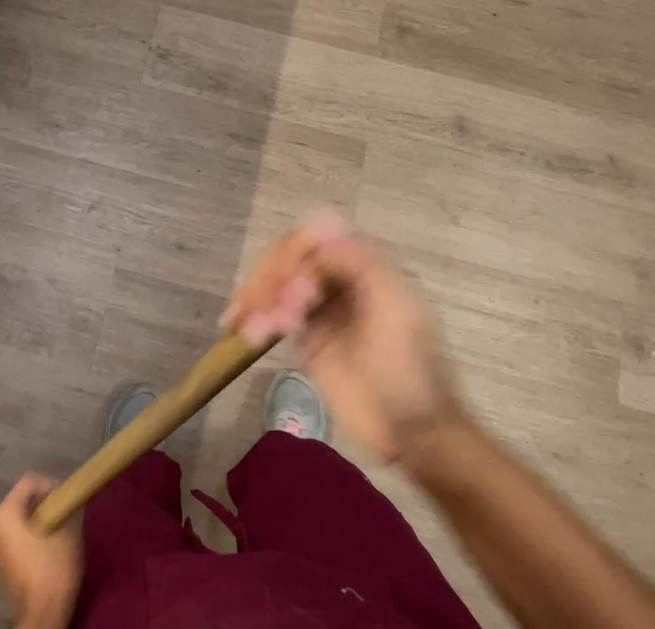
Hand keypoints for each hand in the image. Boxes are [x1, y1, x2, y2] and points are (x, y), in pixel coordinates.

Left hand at [0, 473, 81, 628]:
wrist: (42, 611)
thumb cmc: (54, 568)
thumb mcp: (69, 532)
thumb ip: (69, 507)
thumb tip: (71, 497)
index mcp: (7, 513)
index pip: (29, 481)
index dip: (50, 484)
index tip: (66, 498)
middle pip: (21, 497)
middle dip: (43, 500)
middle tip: (63, 510)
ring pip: (17, 515)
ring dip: (37, 515)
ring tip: (57, 525)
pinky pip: (14, 531)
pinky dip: (29, 529)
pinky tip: (45, 540)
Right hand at [225, 213, 466, 467]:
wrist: (409, 431)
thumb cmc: (409, 368)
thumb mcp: (395, 309)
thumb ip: (360, 263)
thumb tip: (320, 224)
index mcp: (366, 267)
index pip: (318, 237)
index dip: (296, 251)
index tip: (286, 277)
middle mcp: (340, 280)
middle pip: (290, 257)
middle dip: (271, 277)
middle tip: (266, 308)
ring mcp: (322, 308)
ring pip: (275, 283)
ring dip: (258, 298)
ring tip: (252, 329)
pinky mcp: (307, 336)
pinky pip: (273, 313)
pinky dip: (255, 317)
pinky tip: (245, 332)